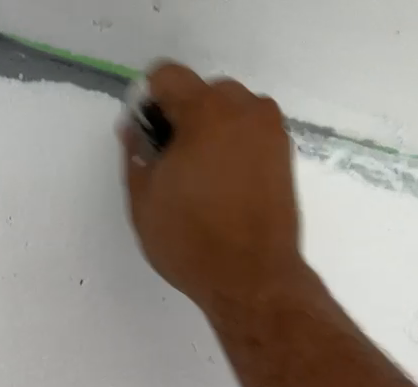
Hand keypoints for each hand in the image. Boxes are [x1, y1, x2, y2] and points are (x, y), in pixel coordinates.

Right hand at [121, 63, 309, 317]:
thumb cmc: (190, 242)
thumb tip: (133, 131)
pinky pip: (248, 135)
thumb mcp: (144, 203)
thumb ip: (135, 156)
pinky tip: (221, 190)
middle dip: (182, 119)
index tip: (145, 139)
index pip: (167, 77)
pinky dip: (232, 150)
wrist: (251, 277)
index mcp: (204, 112)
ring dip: (209, 134)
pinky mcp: (284, 153)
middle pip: (202, 92)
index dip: (149, 104)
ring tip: (198, 182)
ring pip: (229, 113)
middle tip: (171, 166)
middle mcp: (243, 108)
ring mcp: (269, 130)